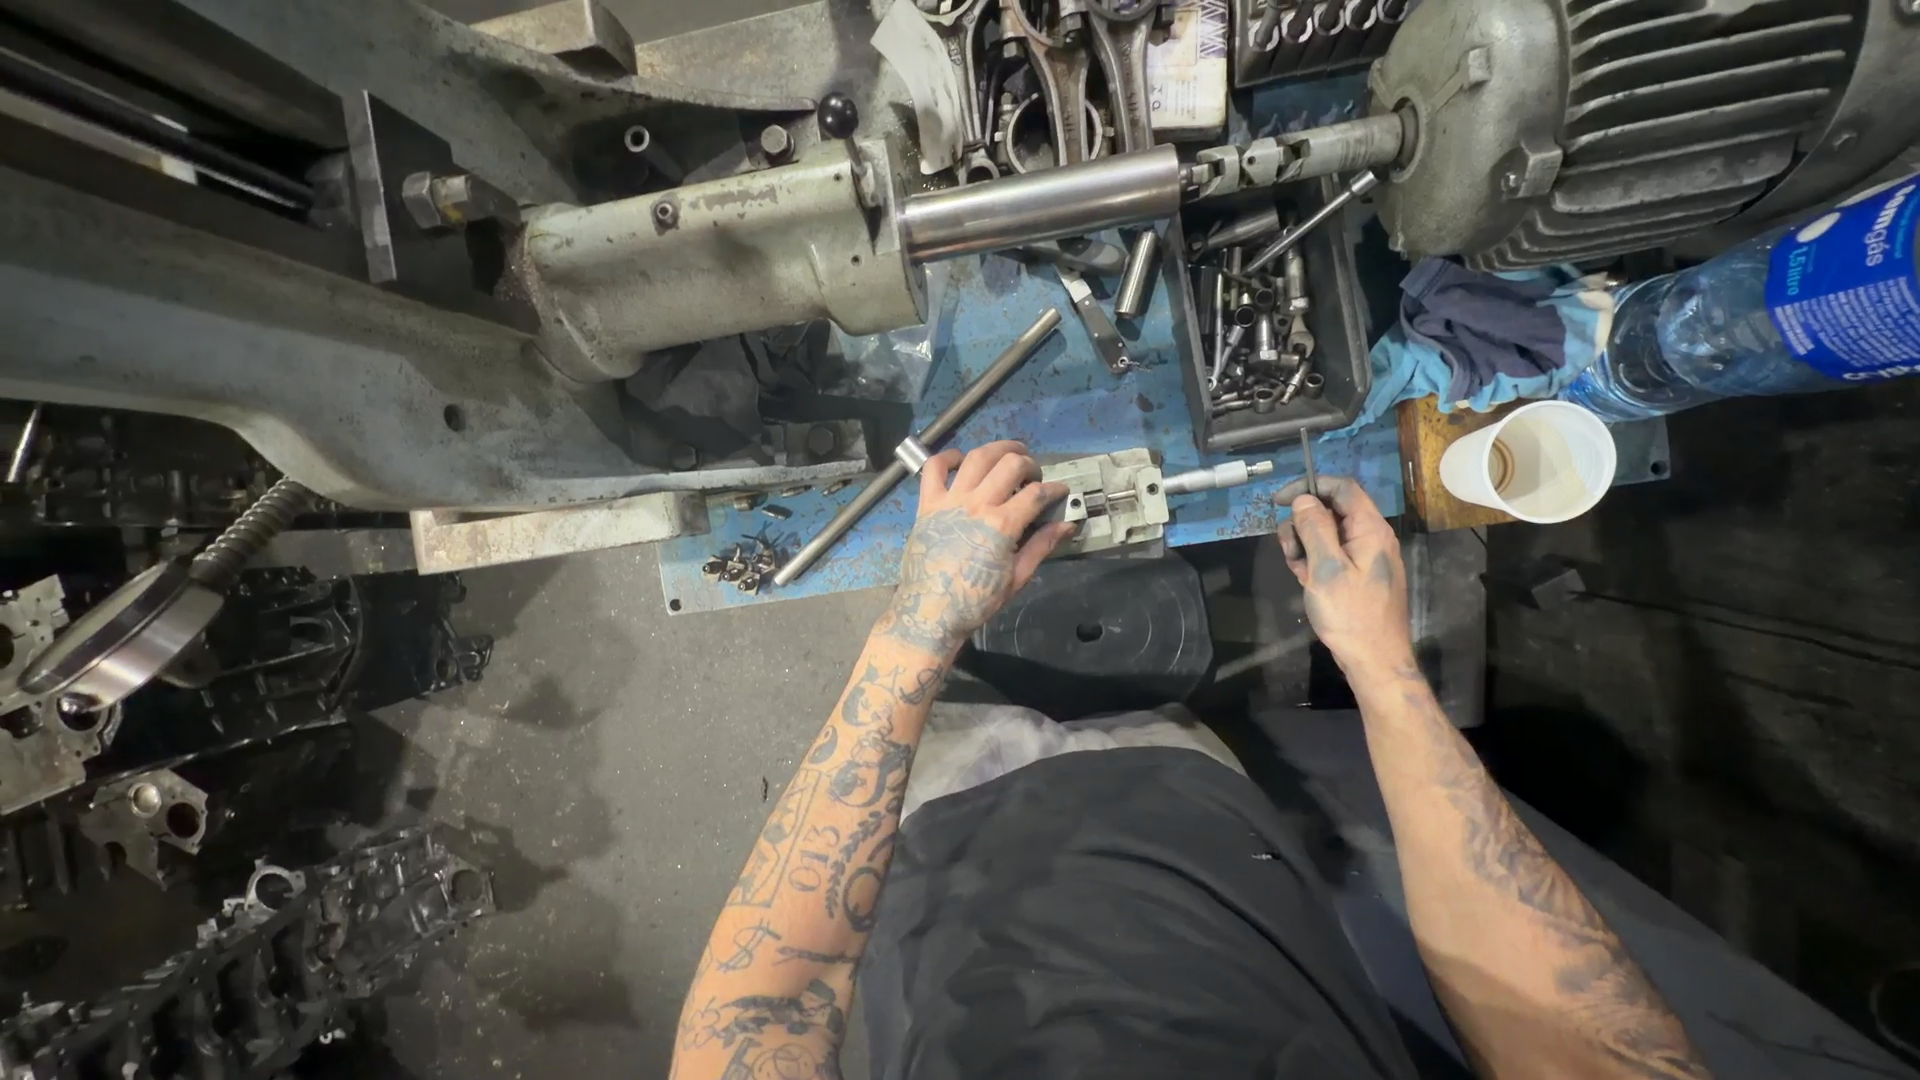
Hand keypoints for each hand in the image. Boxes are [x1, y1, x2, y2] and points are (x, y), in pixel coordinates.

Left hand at [874, 441, 1076, 656]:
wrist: (929, 611)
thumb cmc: (976, 600)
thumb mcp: (1016, 578)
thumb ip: (1041, 545)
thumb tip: (1067, 524)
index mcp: (1002, 525)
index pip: (1037, 493)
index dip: (1055, 489)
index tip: (1061, 491)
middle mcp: (977, 504)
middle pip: (1010, 464)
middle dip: (1030, 464)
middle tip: (1034, 475)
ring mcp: (949, 501)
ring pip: (977, 458)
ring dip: (997, 449)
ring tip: (1009, 453)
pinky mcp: (927, 504)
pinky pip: (934, 468)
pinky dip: (949, 457)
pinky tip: (962, 460)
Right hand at [1275, 476, 1412, 678]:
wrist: (1374, 658)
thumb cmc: (1350, 613)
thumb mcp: (1326, 569)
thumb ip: (1315, 529)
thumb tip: (1304, 500)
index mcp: (1370, 529)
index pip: (1342, 488)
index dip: (1310, 486)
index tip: (1279, 501)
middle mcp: (1370, 537)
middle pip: (1330, 510)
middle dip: (1302, 523)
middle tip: (1290, 550)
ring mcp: (1364, 556)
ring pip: (1326, 533)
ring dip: (1304, 544)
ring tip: (1299, 570)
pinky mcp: (1357, 574)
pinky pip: (1330, 554)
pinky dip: (1312, 561)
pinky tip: (1305, 580)